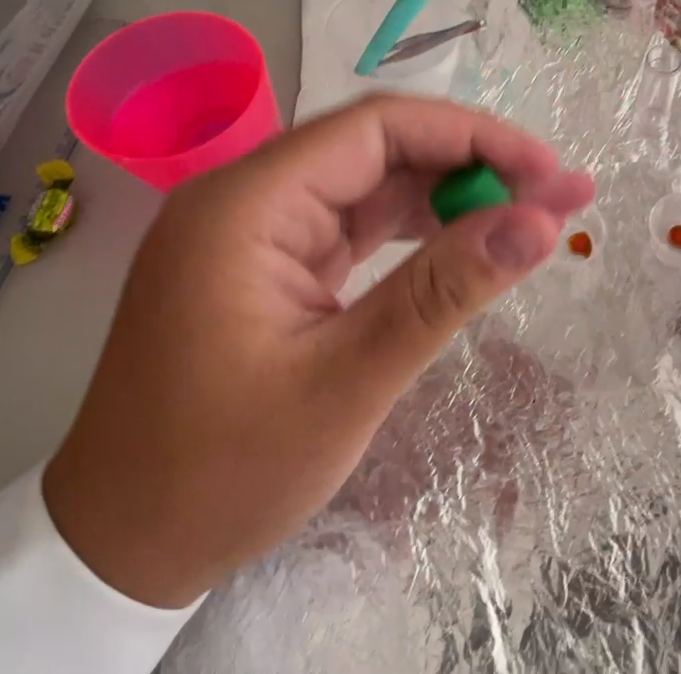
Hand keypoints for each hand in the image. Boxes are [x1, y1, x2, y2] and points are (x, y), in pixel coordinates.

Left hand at [43, 94, 594, 607]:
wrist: (120, 551)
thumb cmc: (222, 471)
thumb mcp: (348, 381)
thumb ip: (445, 291)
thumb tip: (541, 223)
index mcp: (246, 205)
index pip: (377, 129)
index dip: (473, 137)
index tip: (548, 171)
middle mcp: (247, 200)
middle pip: (378, 150)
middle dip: (473, 165)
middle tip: (560, 195)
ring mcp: (257, 235)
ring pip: (372, 188)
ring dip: (452, 198)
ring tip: (533, 216)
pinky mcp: (271, 270)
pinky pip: (356, 230)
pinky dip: (417, 235)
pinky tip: (468, 245)